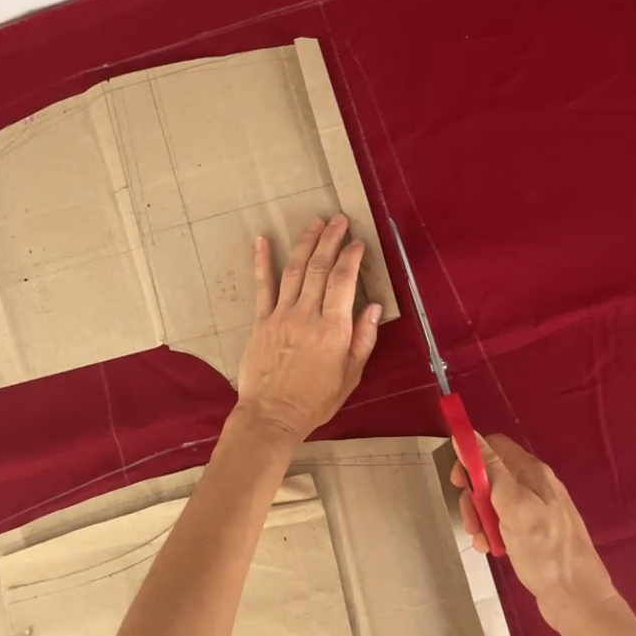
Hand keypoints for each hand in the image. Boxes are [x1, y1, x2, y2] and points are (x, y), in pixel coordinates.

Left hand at [233, 214, 383, 443]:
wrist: (272, 416)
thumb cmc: (315, 400)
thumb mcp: (351, 375)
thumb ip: (363, 339)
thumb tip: (374, 307)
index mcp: (333, 329)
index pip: (344, 282)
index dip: (352, 257)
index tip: (358, 242)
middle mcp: (307, 315)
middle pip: (320, 268)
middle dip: (331, 240)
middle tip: (339, 219)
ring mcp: (281, 315)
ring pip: (294, 270)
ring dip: (306, 243)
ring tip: (316, 223)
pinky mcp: (260, 321)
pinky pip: (262, 286)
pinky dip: (262, 261)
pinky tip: (262, 240)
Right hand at [455, 434, 615, 617]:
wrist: (578, 601)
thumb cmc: (546, 552)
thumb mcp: (514, 507)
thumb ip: (491, 470)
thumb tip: (466, 436)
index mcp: (533, 472)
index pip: (494, 446)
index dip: (471, 457)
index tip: (457, 482)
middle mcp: (535, 485)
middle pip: (491, 474)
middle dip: (474, 495)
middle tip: (470, 521)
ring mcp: (536, 509)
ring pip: (495, 500)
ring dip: (480, 517)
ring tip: (481, 540)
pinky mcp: (535, 532)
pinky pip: (504, 521)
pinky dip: (493, 532)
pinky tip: (492, 549)